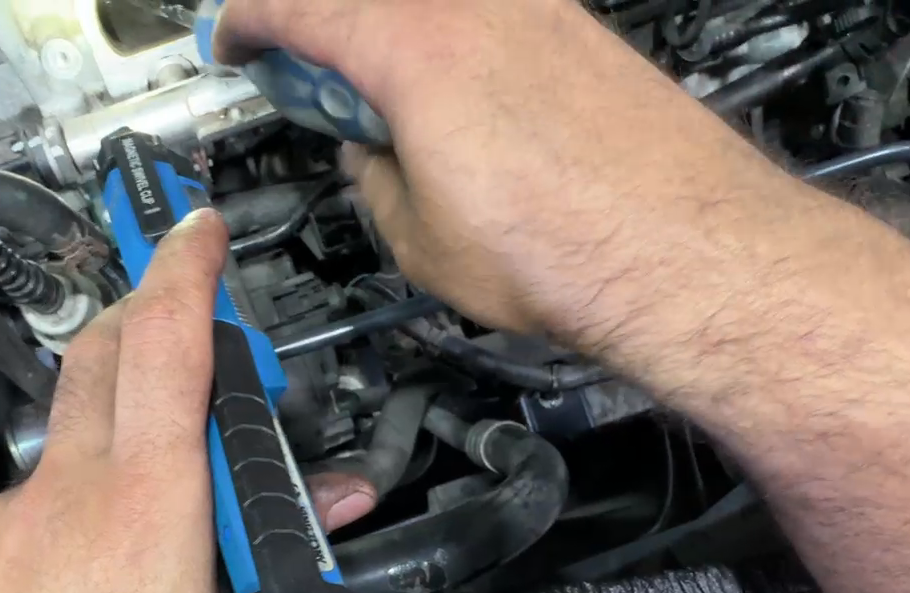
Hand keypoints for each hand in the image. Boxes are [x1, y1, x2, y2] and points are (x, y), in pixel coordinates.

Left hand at [0, 209, 246, 592]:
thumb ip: (257, 568)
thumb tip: (323, 510)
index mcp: (144, 517)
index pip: (165, 352)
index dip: (185, 274)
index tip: (196, 231)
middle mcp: (56, 500)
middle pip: (99, 366)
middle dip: (149, 333)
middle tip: (198, 367)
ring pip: (63, 450)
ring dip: (114, 459)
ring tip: (150, 546)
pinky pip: (19, 514)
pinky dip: (63, 523)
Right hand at [215, 0, 807, 362]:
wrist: (675, 251)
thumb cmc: (561, 249)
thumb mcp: (420, 241)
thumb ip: (376, 184)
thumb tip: (370, 160)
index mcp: (416, 51)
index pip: (302, 6)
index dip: (250, 19)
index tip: (234, 39)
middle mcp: (477, 7)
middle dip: (321, 30)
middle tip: (306, 77)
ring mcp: (535, 10)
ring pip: (428, 8)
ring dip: (388, 44)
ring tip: (383, 108)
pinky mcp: (575, 33)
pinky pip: (483, 19)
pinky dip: (445, 48)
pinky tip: (452, 107)